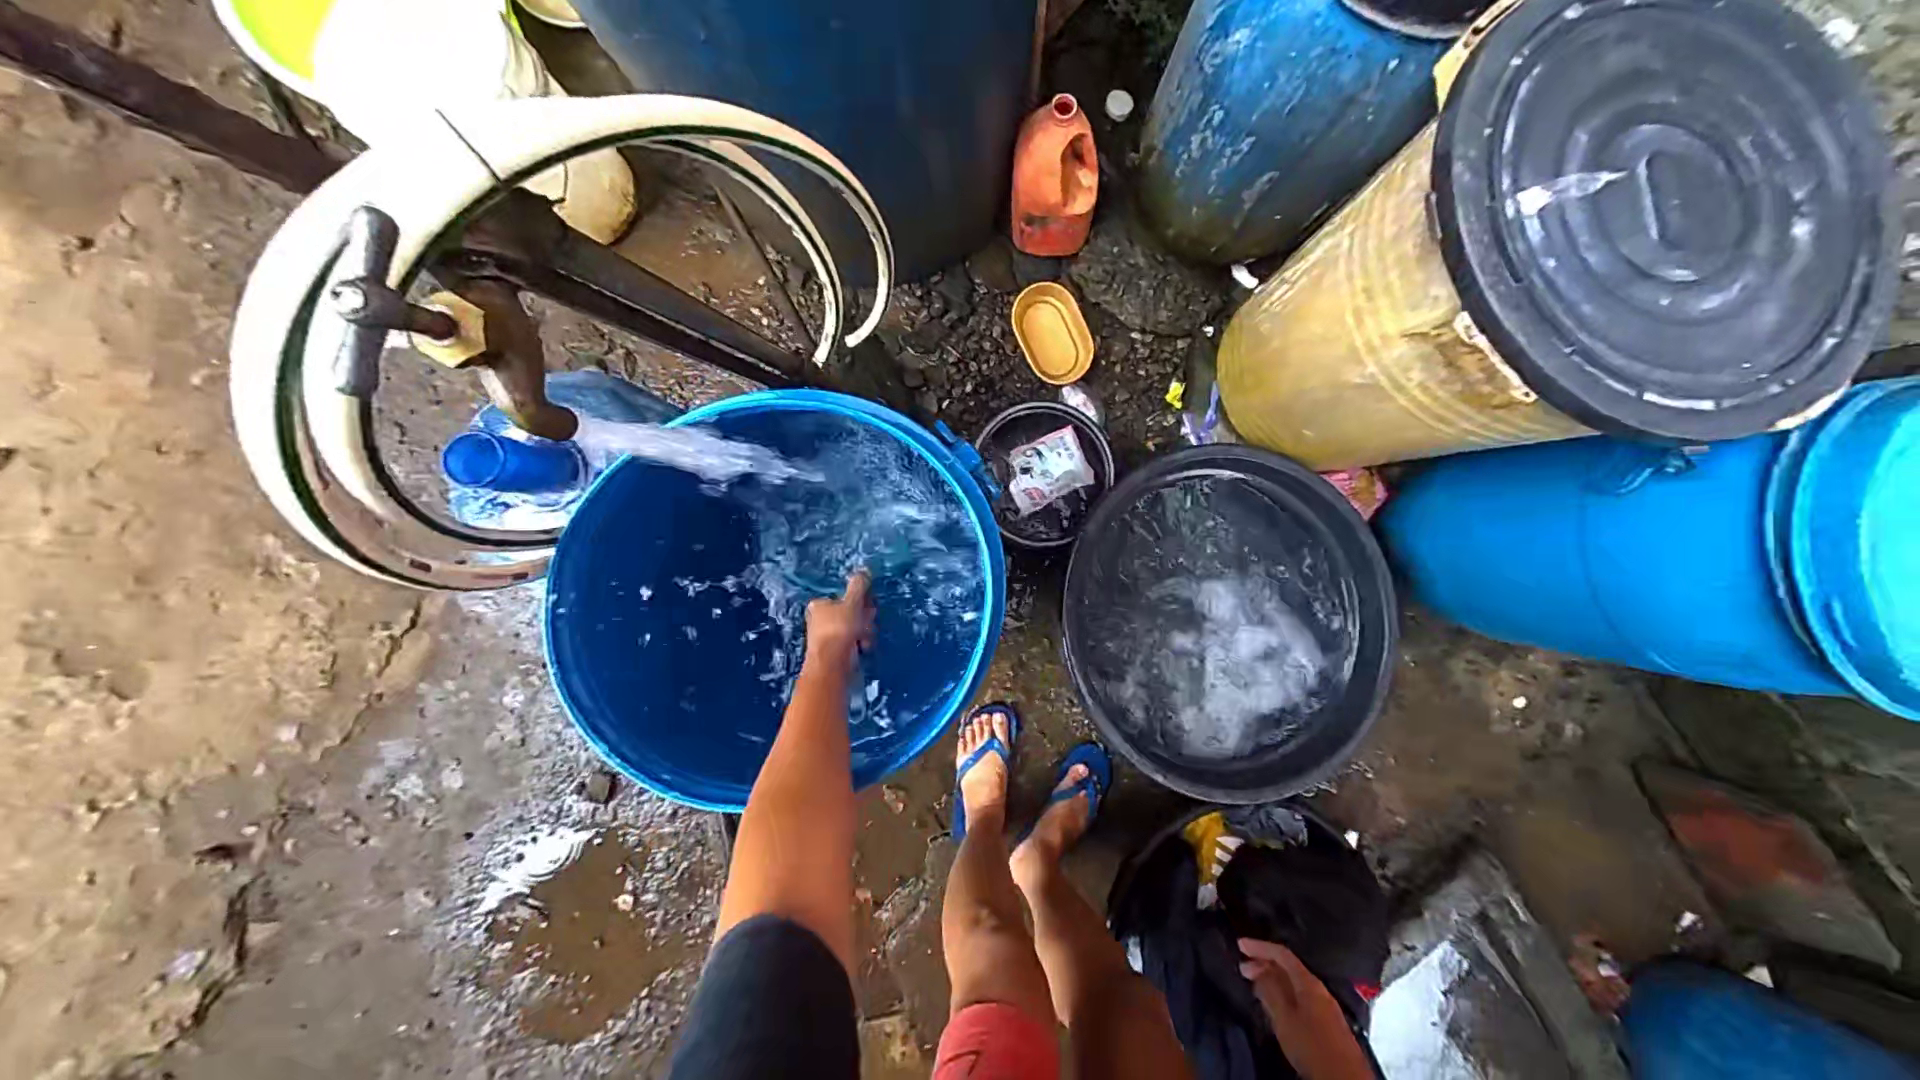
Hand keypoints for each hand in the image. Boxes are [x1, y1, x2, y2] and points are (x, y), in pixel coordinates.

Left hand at [804, 571, 874, 671]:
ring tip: (865, 636)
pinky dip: (860, 642)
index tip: (868, 604)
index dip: (858, 599)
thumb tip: (864, 570)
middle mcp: (820, 619)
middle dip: (863, 616)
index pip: (842, 596)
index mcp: (818, 605)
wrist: (832, 664)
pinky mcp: (835, 651)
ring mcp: (827, 636)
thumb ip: (858, 586)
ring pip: (853, 627)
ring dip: (864, 630)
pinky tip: (863, 646)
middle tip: (868, 619)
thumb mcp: (852, 602)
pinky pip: (853, 641)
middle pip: (849, 611)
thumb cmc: (839, 628)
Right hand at [1239, 939, 1373, 1079]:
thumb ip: (1270, 990)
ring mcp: (1325, 1006)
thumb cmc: (1312, 1046)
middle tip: (1243, 969)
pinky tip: (1275, 1005)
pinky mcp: (1327, 1022)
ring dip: (1273, 980)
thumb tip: (1259, 969)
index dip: (1259, 947)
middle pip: (1289, 967)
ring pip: (1294, 983)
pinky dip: (1283, 993)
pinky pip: (1300, 997)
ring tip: (1254, 986)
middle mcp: (1319, 990)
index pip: (1282, 954)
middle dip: (1264, 964)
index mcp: (1308, 983)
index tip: (1239, 945)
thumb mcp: (1284, 1018)